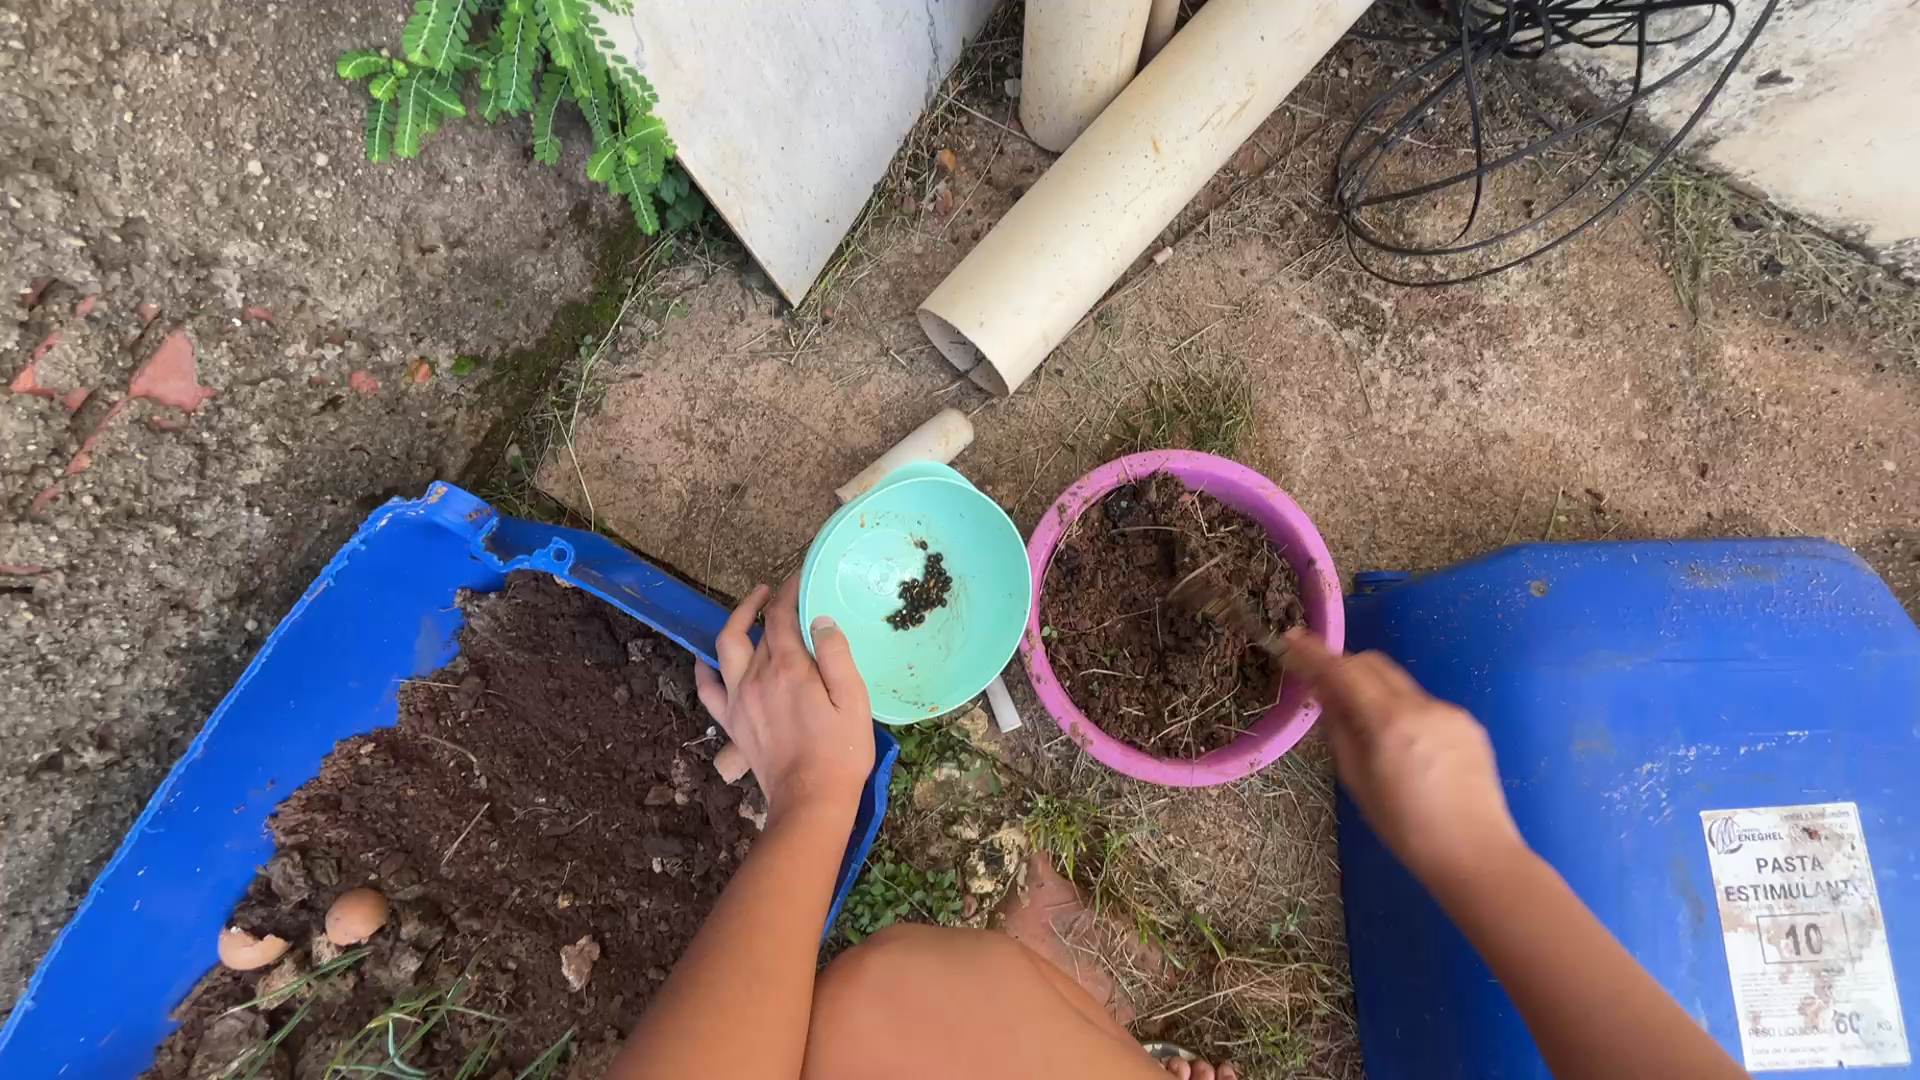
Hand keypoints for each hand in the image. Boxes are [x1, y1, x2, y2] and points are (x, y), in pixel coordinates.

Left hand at [695, 576, 874, 821]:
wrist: (810, 800)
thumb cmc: (841, 751)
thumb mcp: (854, 699)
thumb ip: (836, 655)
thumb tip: (819, 620)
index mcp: (789, 668)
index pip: (783, 616)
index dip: (789, 592)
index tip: (799, 579)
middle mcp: (756, 677)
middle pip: (757, 628)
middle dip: (769, 604)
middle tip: (782, 592)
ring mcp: (739, 699)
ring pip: (727, 647)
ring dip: (737, 621)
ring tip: (752, 608)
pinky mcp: (732, 722)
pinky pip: (708, 688)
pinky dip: (705, 666)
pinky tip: (708, 656)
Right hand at [1282, 629, 1525, 891]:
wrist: (1477, 856)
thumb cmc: (1403, 825)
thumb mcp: (1355, 776)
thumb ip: (1338, 725)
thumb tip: (1323, 691)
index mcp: (1389, 721)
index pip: (1343, 670)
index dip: (1314, 652)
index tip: (1292, 637)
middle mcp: (1423, 706)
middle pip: (1372, 663)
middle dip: (1343, 665)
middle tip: (1319, 681)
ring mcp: (1450, 712)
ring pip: (1397, 682)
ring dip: (1370, 686)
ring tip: (1359, 719)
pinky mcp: (1467, 724)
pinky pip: (1421, 702)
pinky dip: (1398, 706)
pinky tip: (1398, 741)